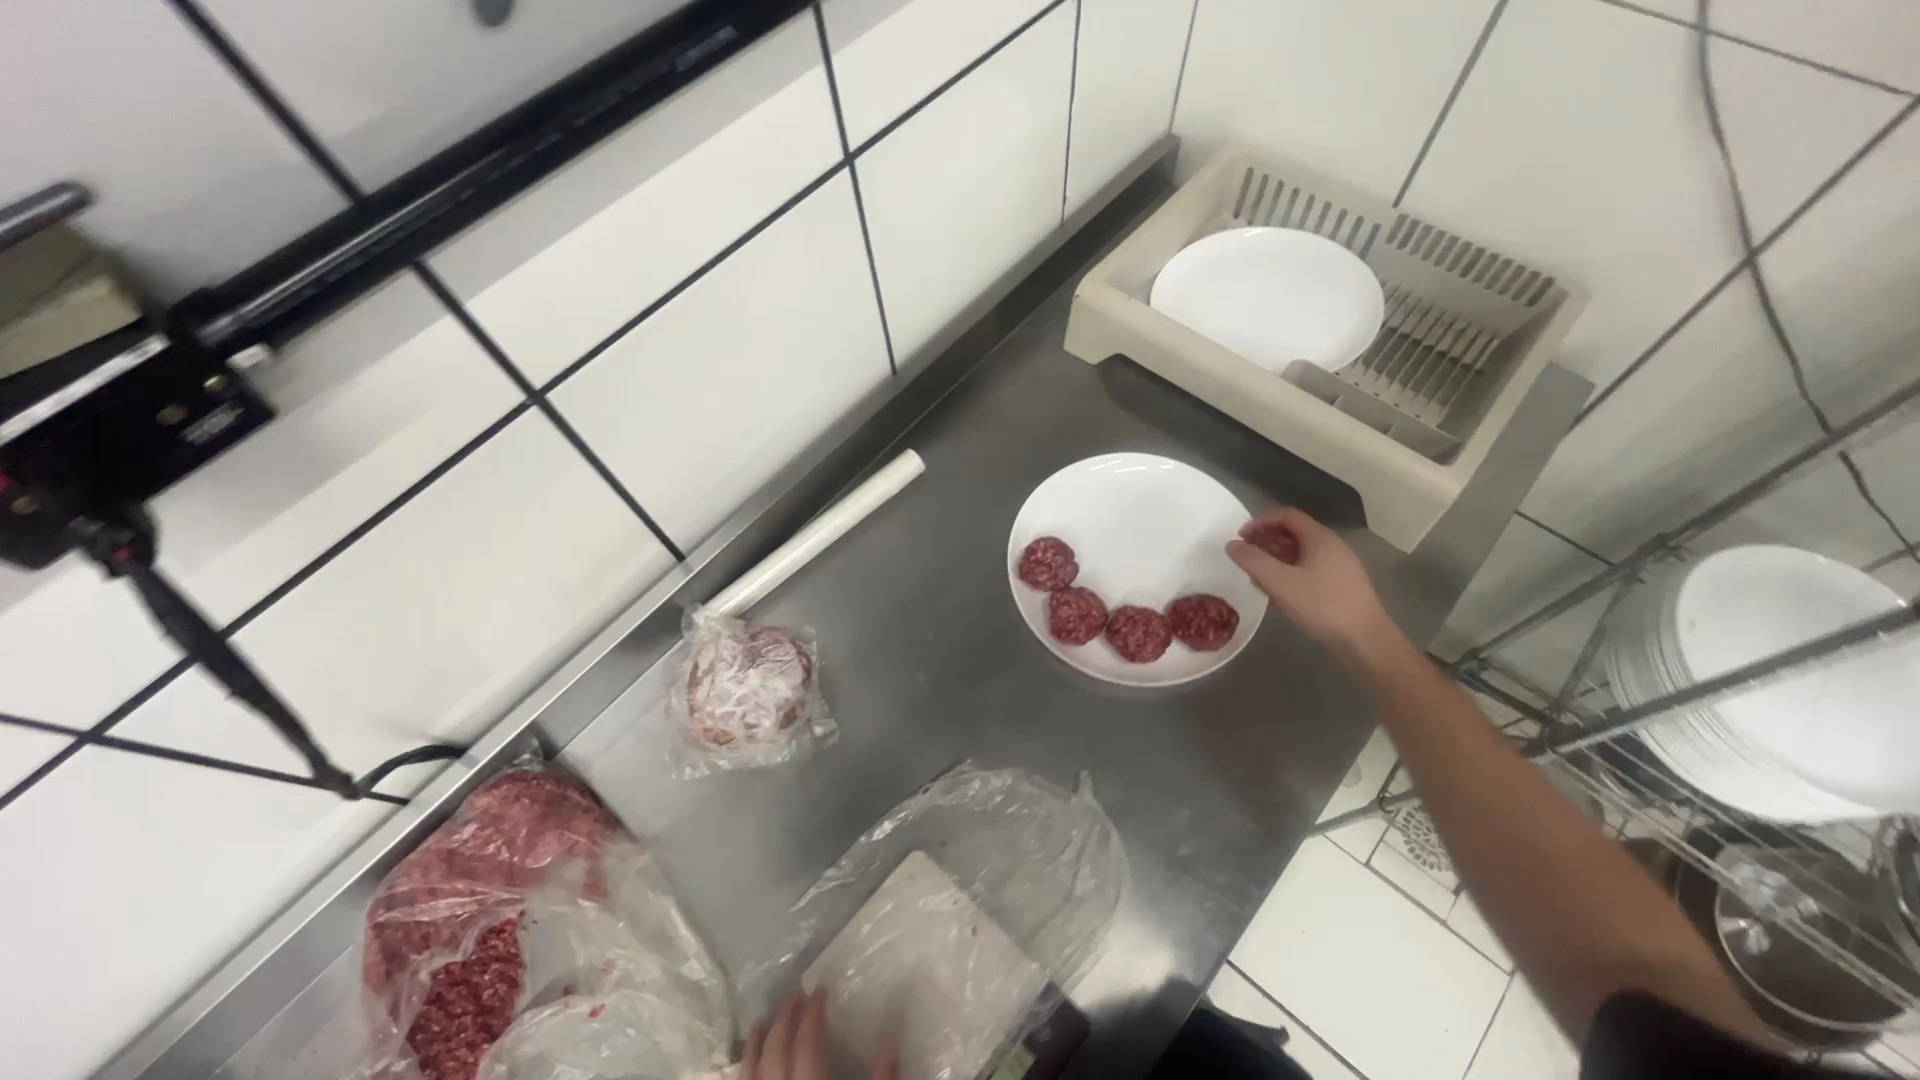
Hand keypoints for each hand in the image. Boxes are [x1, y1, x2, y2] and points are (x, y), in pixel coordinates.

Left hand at [743, 989, 897, 1079]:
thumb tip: (891, 1046)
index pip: (807, 1044)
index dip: (812, 1015)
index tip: (820, 990)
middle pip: (777, 1050)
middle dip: (785, 1019)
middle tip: (796, 994)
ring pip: (753, 1068)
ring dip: (759, 1040)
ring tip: (766, 1017)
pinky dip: (746, 1063)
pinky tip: (750, 1054)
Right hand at [1226, 507, 1402, 660]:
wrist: (1364, 640)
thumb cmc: (1322, 606)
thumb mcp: (1281, 583)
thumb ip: (1253, 561)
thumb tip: (1231, 544)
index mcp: (1320, 538)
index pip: (1286, 515)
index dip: (1260, 522)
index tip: (1240, 538)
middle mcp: (1331, 546)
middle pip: (1293, 532)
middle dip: (1265, 541)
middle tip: (1245, 558)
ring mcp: (1338, 566)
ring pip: (1300, 553)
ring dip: (1275, 560)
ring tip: (1257, 578)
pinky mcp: (1339, 586)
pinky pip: (1308, 570)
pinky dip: (1288, 574)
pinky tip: (1278, 595)